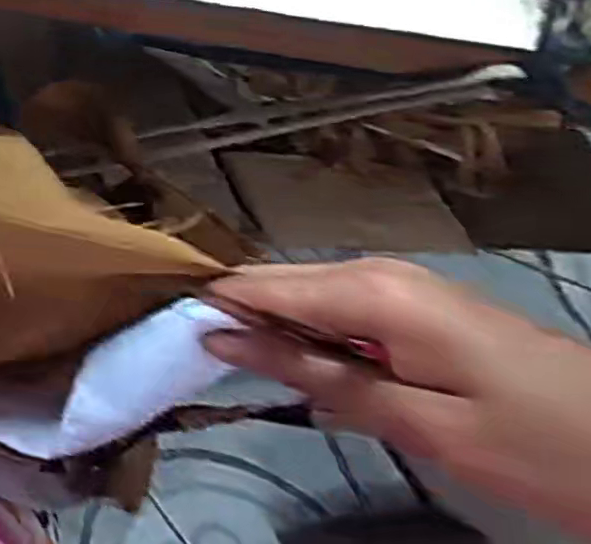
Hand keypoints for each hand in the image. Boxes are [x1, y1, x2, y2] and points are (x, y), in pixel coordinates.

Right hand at [203, 258, 590, 535]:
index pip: (251, 285)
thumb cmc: (550, 449)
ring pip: (298, 295)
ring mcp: (396, 283)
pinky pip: (334, 307)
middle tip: (213, 362)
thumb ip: (311, 373)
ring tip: (267, 373)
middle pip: (270, 283)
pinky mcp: (413, 302)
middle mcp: (372, 271)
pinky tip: (320, 370)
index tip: (170, 336)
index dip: (207, 307)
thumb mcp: (424, 426)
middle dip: (239, 318)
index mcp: (369, 289)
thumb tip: (214, 340)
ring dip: (277, 331)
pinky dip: (314, 335)